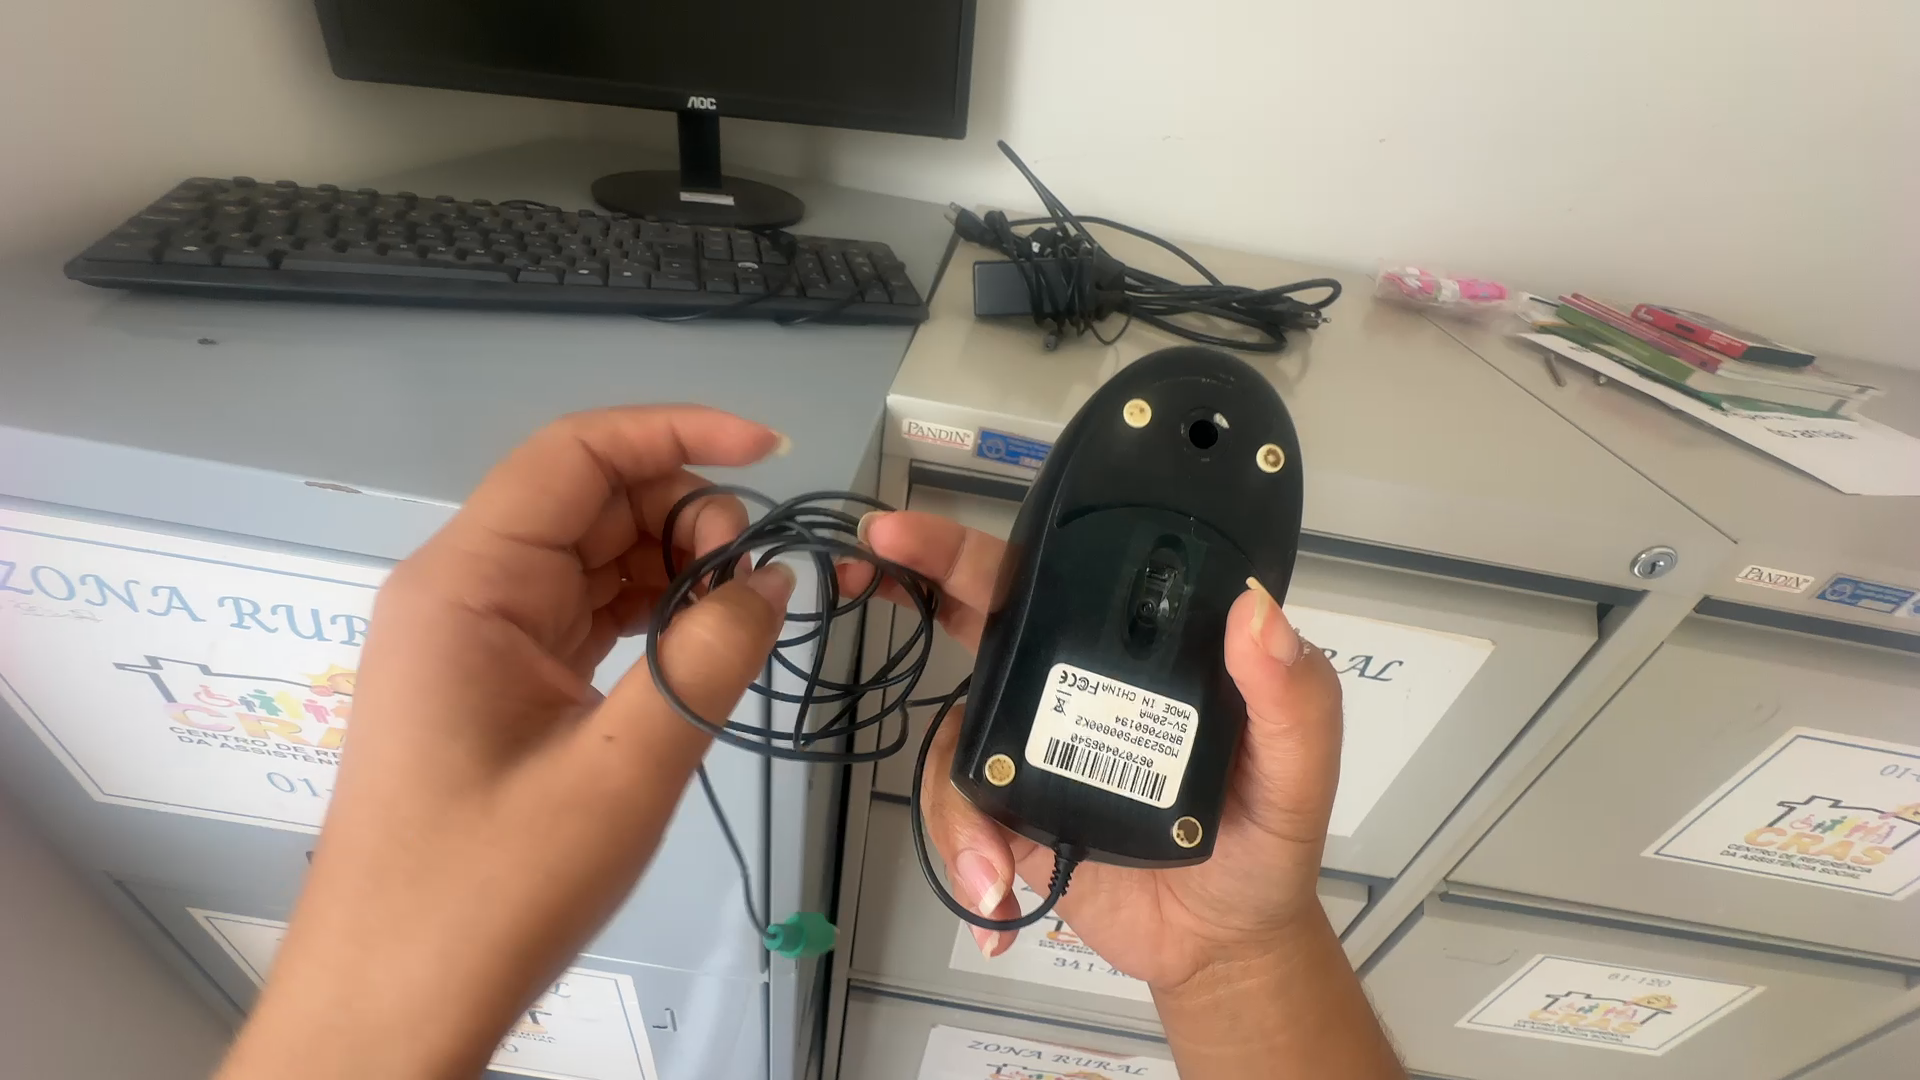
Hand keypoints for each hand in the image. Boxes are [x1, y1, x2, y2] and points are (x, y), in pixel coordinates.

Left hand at [218, 406, 795, 1079]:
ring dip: (682, 567)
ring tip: (734, 621)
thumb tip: (775, 580)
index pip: (578, 455)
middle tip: (754, 589)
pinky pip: (601, 606)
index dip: (678, 432)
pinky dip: (662, 609)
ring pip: (606, 552)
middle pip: (599, 500)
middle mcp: (473, 587)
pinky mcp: (515, 671)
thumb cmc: (495, 888)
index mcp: (471, 583)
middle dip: (690, 519)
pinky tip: (702, 640)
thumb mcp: (628, 764)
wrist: (400, 1009)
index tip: (771, 451)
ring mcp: (492, 631)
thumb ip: (712, 654)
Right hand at [847, 510, 1344, 992]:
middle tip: (856, 569)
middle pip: (971, 619)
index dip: (976, 545)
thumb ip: (1291, 696)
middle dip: (906, 585)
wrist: (1218, 939)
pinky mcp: (1004, 810)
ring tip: (994, 870)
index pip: (1046, 578)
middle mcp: (1062, 682)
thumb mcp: (1296, 769)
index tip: (907, 529)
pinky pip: (954, 810)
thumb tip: (1254, 609)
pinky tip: (997, 896)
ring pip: (947, 737)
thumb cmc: (1262, 839)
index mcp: (1120, 651)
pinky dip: (963, 852)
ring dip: (955, 805)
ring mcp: (1025, 745)